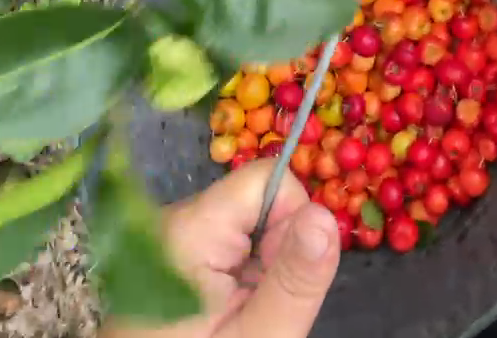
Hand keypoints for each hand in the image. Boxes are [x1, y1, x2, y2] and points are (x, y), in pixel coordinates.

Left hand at [104, 161, 339, 337]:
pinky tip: (225, 315)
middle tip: (259, 310)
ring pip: (245, 225)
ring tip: (240, 317)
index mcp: (191, 228)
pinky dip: (240, 276)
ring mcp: (170, 238)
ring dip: (260, 266)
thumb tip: (326, 212)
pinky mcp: (172, 256)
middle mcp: (176, 219)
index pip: (266, 179)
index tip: (282, 280)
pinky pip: (226, 244)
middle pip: (257, 201)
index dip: (293, 222)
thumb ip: (293, 278)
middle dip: (276, 250)